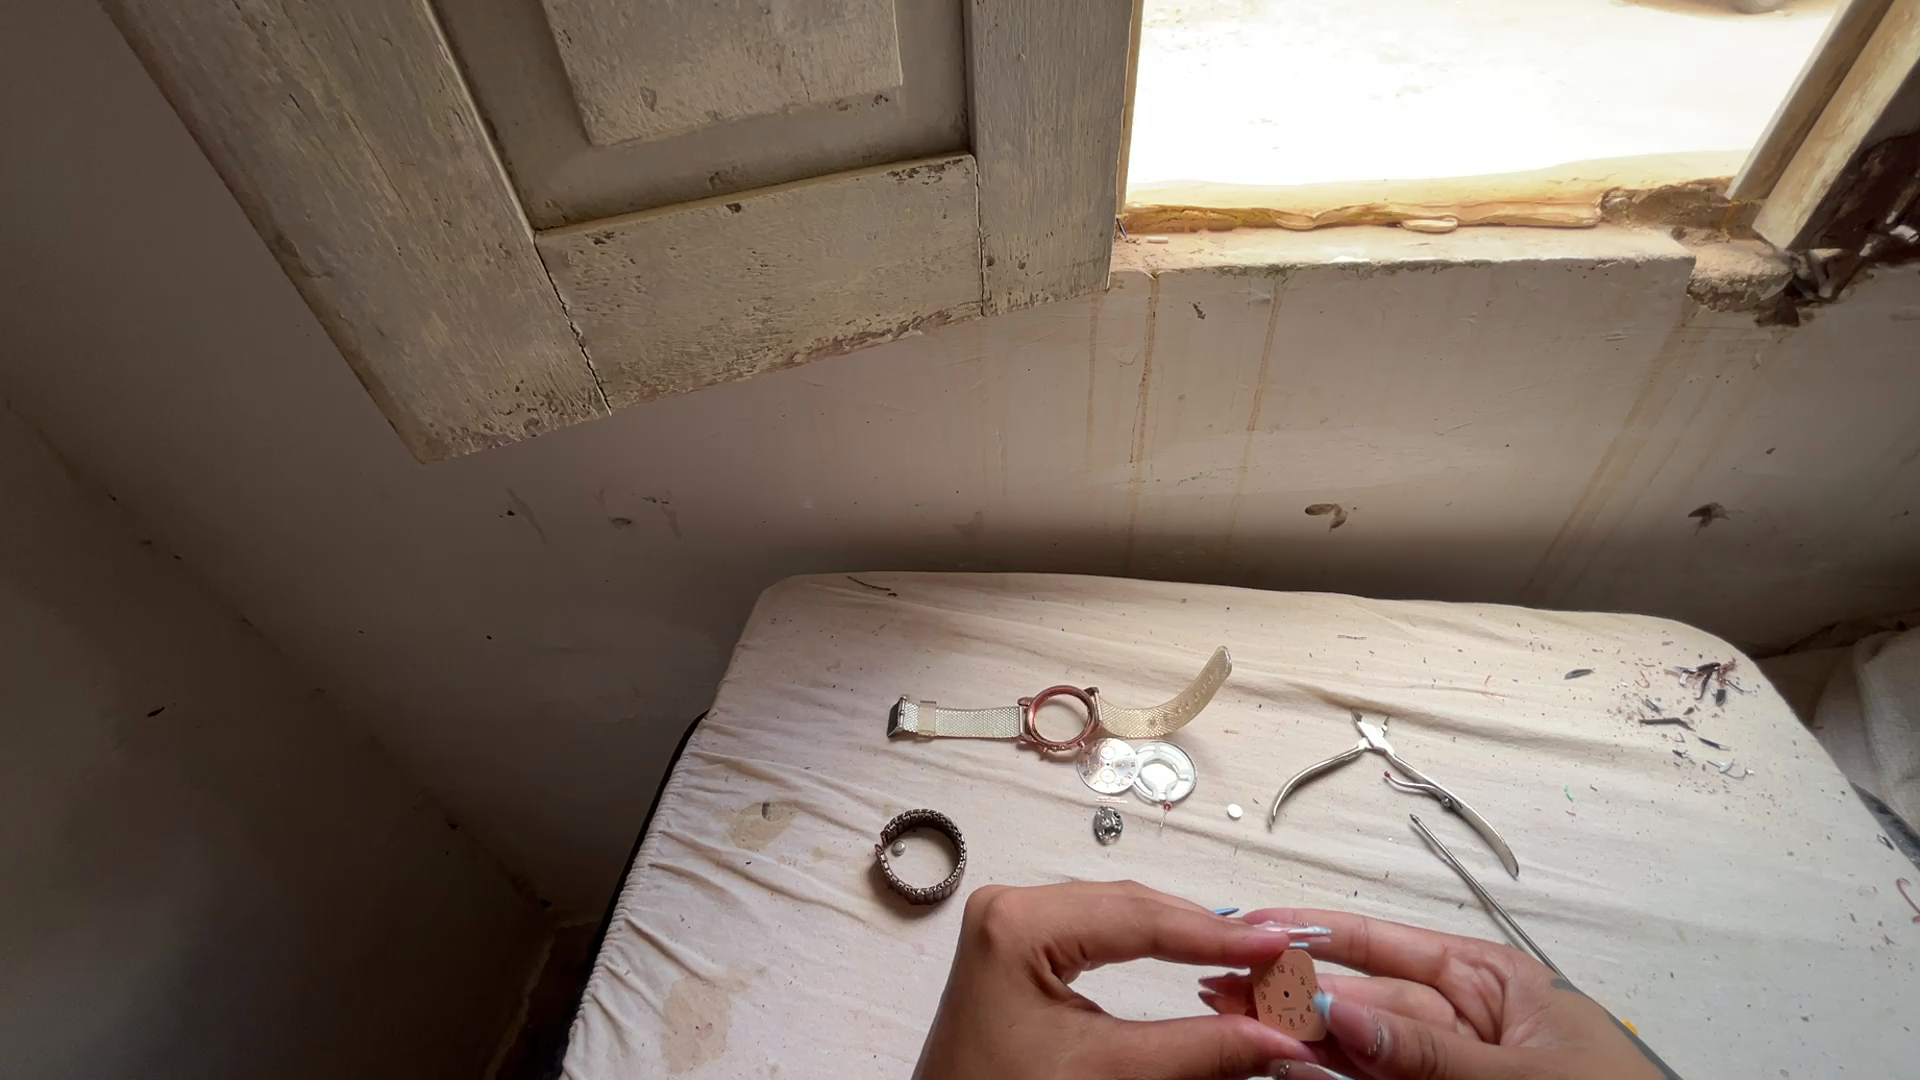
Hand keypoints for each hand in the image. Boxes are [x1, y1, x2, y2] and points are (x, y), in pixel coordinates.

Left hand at [913, 882, 1334, 1079]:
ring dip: (1172, 931)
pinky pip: (1089, 925)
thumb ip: (1196, 1052)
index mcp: (1017, 924)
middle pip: (1123, 904)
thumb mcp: (1106, 1073)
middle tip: (1265, 954)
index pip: (1134, 917)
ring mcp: (1008, 917)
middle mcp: (1009, 905)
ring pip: (1109, 909)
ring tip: (1235, 951)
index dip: (1212, 932)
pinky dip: (1138, 938)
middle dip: (1196, 930)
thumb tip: (1276, 1036)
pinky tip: (1178, 947)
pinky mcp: (1014, 938)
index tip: (1274, 944)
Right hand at [1198, 907, 1675, 1079]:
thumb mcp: (1525, 1076)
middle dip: (1292, 988)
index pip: (1381, 942)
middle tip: (1226, 983)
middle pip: (1358, 994)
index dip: (1314, 931)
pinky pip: (1372, 1079)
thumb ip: (1429, 1048)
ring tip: (1234, 1011)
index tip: (1257, 924)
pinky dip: (1328, 1069)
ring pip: (1356, 1040)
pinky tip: (1283, 1056)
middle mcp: (1455, 1013)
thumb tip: (1339, 1010)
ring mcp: (1443, 1063)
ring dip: (1296, 1028)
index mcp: (1484, 978)